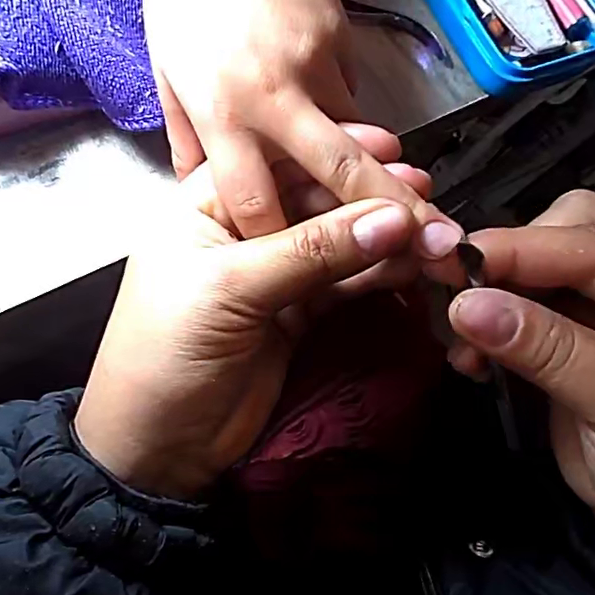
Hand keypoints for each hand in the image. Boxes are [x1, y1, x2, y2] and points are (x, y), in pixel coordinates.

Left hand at [75, 125, 440, 498]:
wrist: (158, 443)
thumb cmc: (165, 352)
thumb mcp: (229, 289)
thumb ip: (311, 250)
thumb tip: (390, 215)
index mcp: (203, 205)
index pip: (274, 163)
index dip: (329, 153)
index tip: (389, 151)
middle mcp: (238, 229)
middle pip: (313, 200)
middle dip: (369, 199)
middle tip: (427, 201)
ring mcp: (269, 271)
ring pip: (335, 241)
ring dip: (385, 239)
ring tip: (436, 237)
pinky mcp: (293, 310)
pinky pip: (343, 281)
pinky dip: (378, 274)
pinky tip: (412, 267)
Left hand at [133, 0, 459, 262]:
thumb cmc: (179, 6)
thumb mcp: (169, 79)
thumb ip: (188, 142)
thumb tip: (201, 191)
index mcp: (218, 115)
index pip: (256, 202)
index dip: (281, 241)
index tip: (302, 271)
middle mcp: (271, 96)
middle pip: (338, 172)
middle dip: (387, 217)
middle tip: (432, 248)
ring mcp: (314, 61)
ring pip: (353, 132)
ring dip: (360, 160)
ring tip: (376, 181)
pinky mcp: (341, 34)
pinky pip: (352, 90)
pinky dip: (344, 108)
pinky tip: (321, 96)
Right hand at [447, 191, 594, 575]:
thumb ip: (553, 351)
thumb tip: (467, 304)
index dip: (523, 250)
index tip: (451, 262)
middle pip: (573, 231)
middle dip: (513, 259)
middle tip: (461, 292)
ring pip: (541, 259)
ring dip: (495, 289)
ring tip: (468, 335)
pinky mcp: (581, 328)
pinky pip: (524, 297)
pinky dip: (490, 317)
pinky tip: (479, 354)